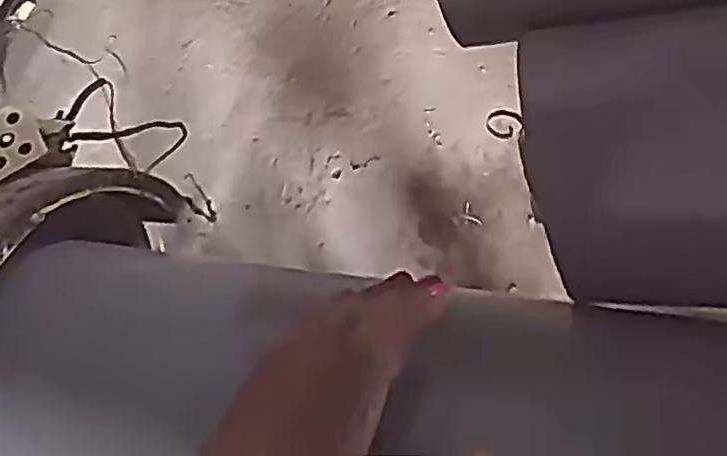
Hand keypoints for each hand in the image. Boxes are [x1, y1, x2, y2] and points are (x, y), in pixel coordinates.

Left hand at [202, 272, 449, 455]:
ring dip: (354, 306)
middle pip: (351, 316)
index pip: (385, 328)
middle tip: (417, 287)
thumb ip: (422, 436)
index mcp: (342, 380)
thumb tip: (482, 437)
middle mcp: (301, 364)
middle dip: (386, 298)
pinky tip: (321, 331)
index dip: (416, 306)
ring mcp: (268, 375)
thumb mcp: (372, 449)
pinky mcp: (244, 394)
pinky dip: (320, 325)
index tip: (441, 289)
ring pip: (319, 321)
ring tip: (377, 300)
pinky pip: (293, 339)